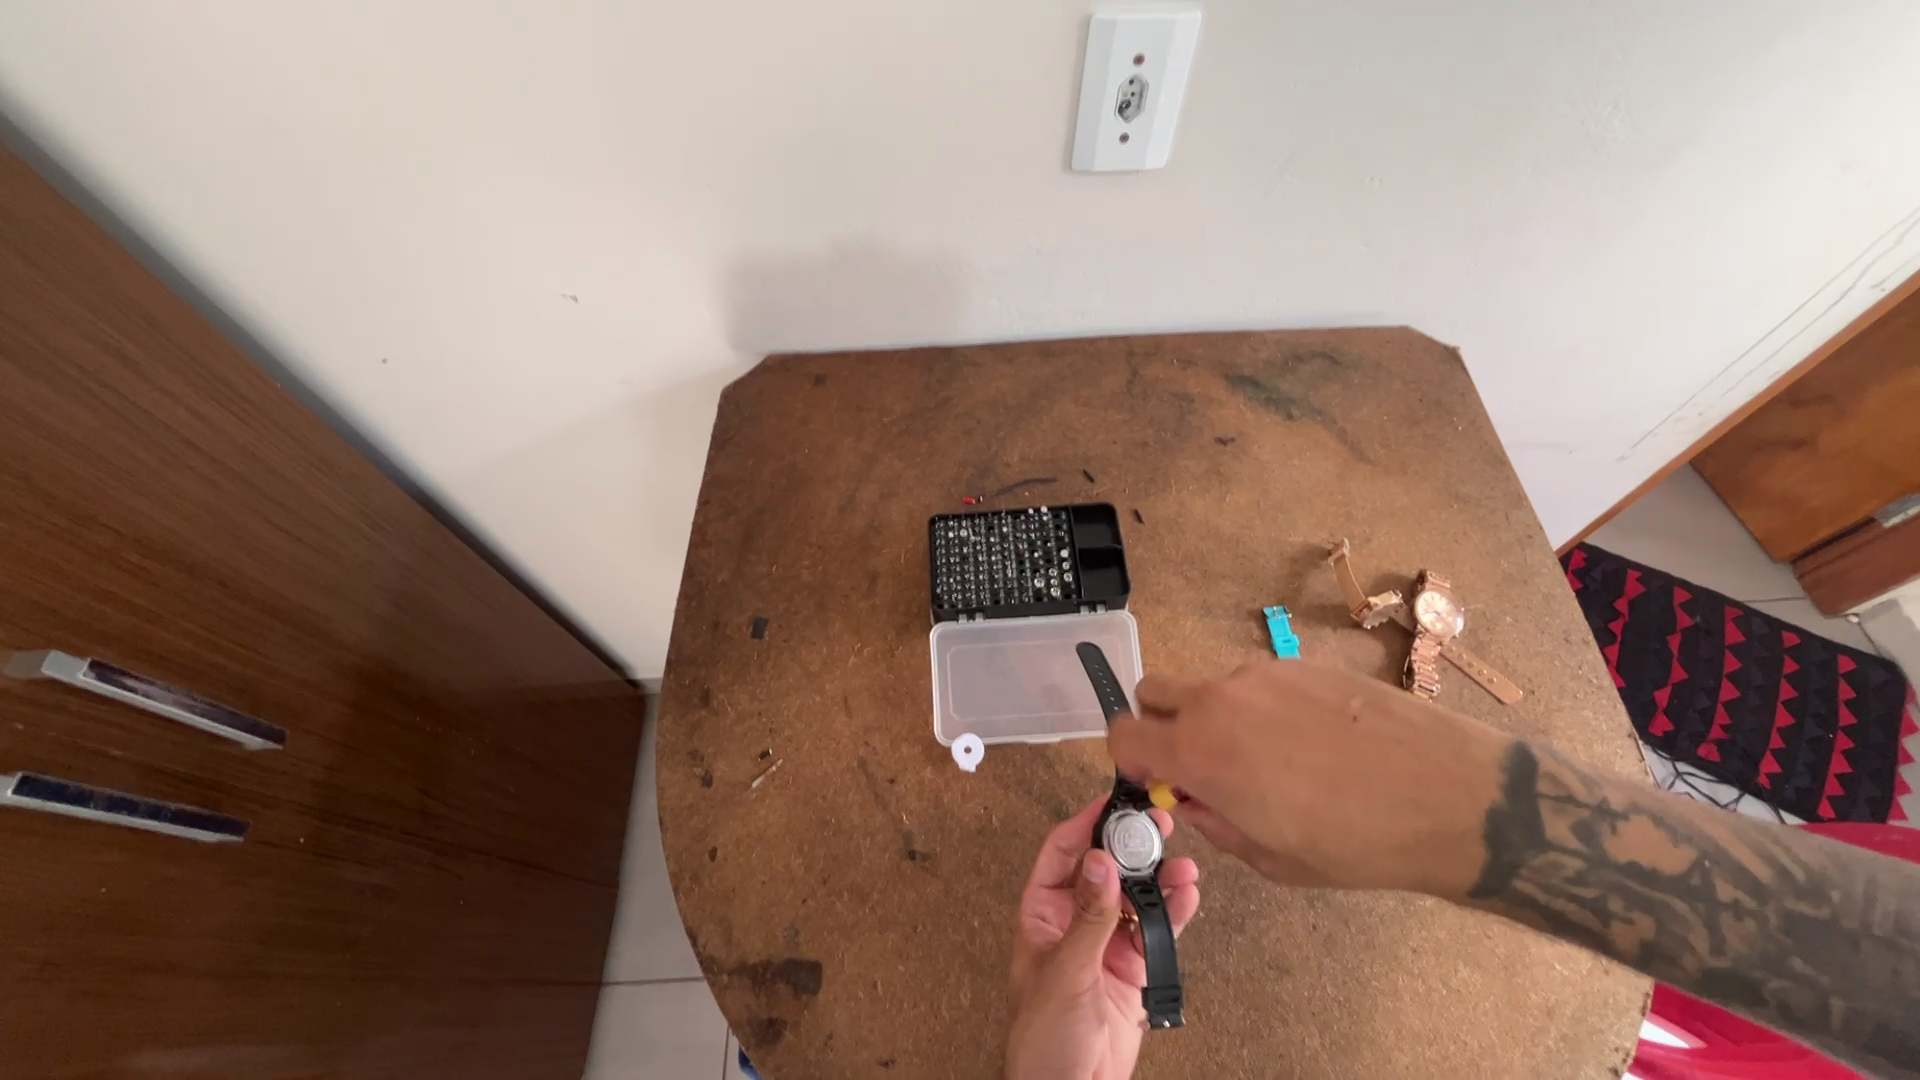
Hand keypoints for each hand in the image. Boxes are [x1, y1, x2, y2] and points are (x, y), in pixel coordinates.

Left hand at [1005, 795, 1199, 1079]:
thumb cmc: (1044, 1035)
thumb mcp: (1065, 971)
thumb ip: (1088, 917)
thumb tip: (1101, 862)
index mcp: (1044, 911)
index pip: (1063, 853)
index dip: (1085, 824)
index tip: (1111, 802)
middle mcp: (1075, 919)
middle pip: (1106, 869)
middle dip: (1131, 846)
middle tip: (1159, 825)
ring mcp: (1106, 942)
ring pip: (1135, 897)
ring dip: (1159, 879)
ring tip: (1184, 864)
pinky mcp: (1133, 968)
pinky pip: (1155, 931)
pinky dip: (1172, 913)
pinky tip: (1187, 894)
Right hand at [1107, 659, 1510, 900]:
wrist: (1448, 793)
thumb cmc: (1354, 843)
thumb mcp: (1269, 859)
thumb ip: (1213, 822)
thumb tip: (1194, 798)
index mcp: (1199, 750)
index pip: (1122, 732)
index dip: (1128, 757)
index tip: (1156, 778)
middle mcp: (1217, 699)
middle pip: (1153, 692)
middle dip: (1161, 724)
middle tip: (1201, 761)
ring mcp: (1259, 674)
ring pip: (1211, 689)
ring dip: (1220, 717)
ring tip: (1279, 757)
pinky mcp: (1300, 663)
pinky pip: (1258, 683)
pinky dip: (1265, 707)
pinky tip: (1316, 739)